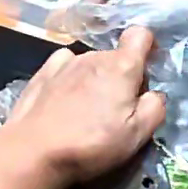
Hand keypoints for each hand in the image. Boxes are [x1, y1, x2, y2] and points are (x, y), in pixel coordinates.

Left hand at [0, 27, 166, 188]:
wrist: (33, 153)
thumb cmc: (92, 143)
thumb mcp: (137, 135)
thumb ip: (155, 108)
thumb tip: (154, 95)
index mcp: (122, 67)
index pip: (141, 35)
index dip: (148, 48)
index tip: (147, 71)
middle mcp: (93, 56)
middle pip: (117, 57)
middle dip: (122, 77)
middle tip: (118, 110)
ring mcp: (65, 62)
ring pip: (92, 63)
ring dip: (96, 80)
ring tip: (88, 111)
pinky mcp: (42, 74)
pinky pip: (66, 66)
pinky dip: (72, 78)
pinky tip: (66, 99)